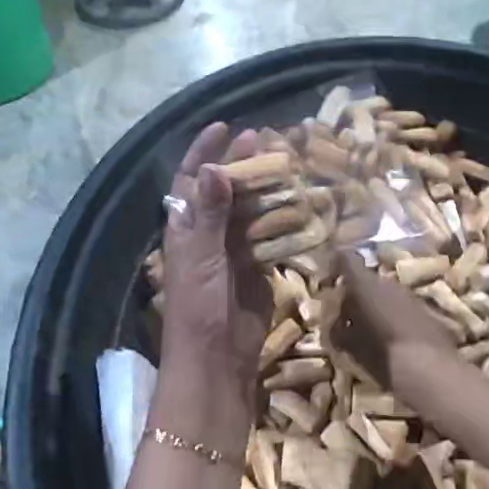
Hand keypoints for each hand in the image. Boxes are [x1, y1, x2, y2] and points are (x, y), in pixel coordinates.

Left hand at [161, 123, 273, 384]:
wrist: (218, 361)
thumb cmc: (199, 307)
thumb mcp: (202, 257)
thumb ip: (210, 213)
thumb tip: (212, 167)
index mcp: (187, 228)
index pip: (191, 180)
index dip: (203, 151)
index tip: (224, 126)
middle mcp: (210, 234)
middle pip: (226, 189)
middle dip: (242, 164)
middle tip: (266, 140)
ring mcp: (235, 251)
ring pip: (251, 210)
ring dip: (266, 188)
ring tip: (287, 163)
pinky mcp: (259, 268)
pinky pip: (271, 236)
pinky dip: (284, 219)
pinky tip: (301, 202)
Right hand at [330, 258, 457, 390]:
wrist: (430, 370)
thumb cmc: (381, 354)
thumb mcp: (351, 345)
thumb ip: (340, 331)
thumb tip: (336, 326)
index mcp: (365, 284)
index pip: (346, 259)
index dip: (336, 264)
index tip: (329, 279)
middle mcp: (387, 282)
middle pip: (366, 279)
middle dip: (356, 294)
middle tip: (346, 314)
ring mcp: (409, 294)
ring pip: (385, 292)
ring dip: (375, 306)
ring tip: (367, 329)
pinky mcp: (426, 310)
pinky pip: (401, 306)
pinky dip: (392, 316)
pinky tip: (390, 338)